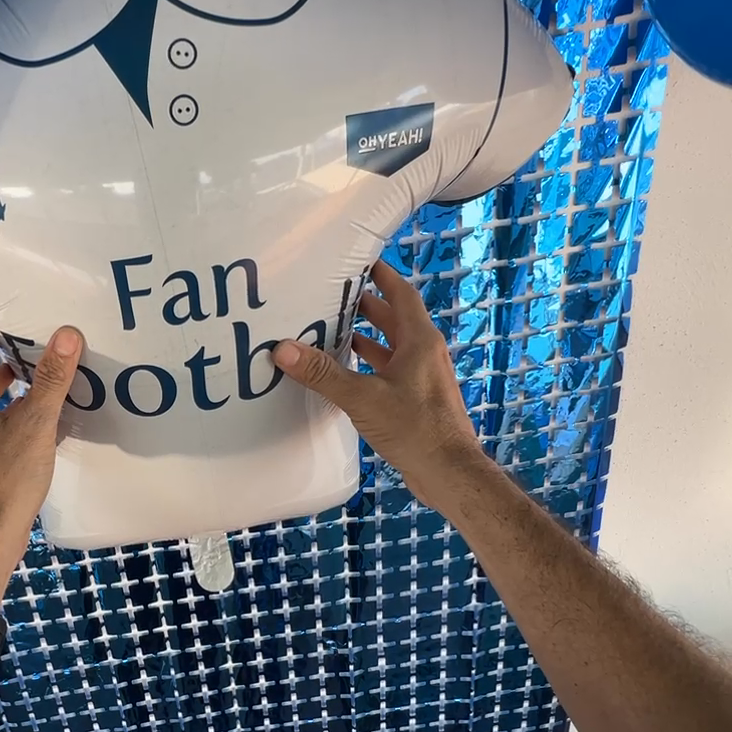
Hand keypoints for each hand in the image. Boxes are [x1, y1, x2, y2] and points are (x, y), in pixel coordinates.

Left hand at [0, 326, 83, 607]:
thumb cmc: (8, 478)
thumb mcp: (35, 425)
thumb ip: (51, 380)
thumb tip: (66, 333)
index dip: (4, 339)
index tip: (33, 328)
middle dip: (16, 367)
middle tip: (49, 355)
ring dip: (19, 395)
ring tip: (53, 387)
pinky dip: (17, 420)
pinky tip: (45, 426)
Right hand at [271, 260, 481, 496]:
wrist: (448, 471)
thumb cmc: (413, 427)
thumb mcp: (362, 397)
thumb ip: (323, 373)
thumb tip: (283, 349)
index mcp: (419, 341)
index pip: (401, 295)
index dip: (382, 276)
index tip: (360, 260)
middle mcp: (425, 354)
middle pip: (395, 320)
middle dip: (367, 306)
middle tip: (334, 296)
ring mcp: (423, 378)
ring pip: (393, 348)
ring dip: (367, 338)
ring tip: (334, 331)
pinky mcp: (418, 401)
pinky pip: (391, 371)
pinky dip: (370, 366)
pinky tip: (349, 374)